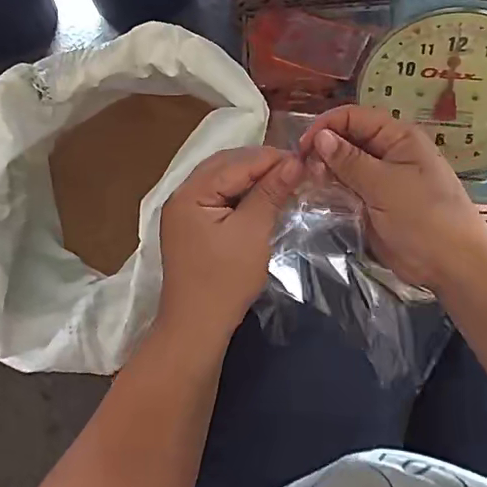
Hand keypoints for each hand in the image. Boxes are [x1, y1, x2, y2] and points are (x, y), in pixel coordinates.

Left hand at [156, 146, 302, 345]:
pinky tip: (264, 197)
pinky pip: (220, 196)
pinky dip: (243, 193)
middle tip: (297, 169)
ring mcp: (185, 210)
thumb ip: (271, 192)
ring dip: (253, 176)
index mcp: (190, 193)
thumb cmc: (225, 280)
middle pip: (226, 165)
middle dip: (261, 163)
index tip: (304, 160)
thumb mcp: (253, 232)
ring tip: (285, 180)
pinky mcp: (193, 225)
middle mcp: (182, 194)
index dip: (271, 158)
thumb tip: (295, 161)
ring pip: (223, 179)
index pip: (236, 162)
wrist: (197, 328)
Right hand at [299, 105, 486, 286]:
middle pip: (347, 140)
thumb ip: (350, 160)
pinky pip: (349, 189)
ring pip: (345, 166)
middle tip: (305, 172)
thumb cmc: (423, 217)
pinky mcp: (375, 203)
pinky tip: (318, 198)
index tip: (303, 147)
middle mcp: (389, 153)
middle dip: (324, 151)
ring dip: (327, 173)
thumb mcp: (384, 185)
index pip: (354, 117)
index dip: (326, 126)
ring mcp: (382, 179)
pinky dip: (333, 192)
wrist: (452, 263)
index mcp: (398, 137)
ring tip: (310, 186)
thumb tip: (320, 136)